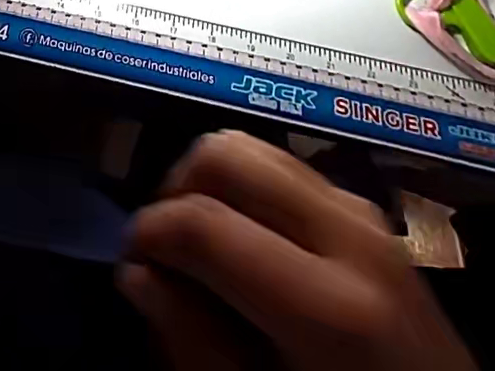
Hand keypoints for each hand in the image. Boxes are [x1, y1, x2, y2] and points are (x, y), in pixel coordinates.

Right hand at [119, 131, 474, 370]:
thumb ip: (197, 348)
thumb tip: (138, 275)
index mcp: (330, 306)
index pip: (206, 223)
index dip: (150, 234)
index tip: (132, 260)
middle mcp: (348, 232)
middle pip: (227, 154)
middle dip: (178, 190)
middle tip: (168, 247)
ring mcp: (361, 209)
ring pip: (252, 145)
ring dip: (210, 183)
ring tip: (203, 241)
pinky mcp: (363, 204)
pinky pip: (281, 164)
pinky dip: (245, 187)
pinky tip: (245, 238)